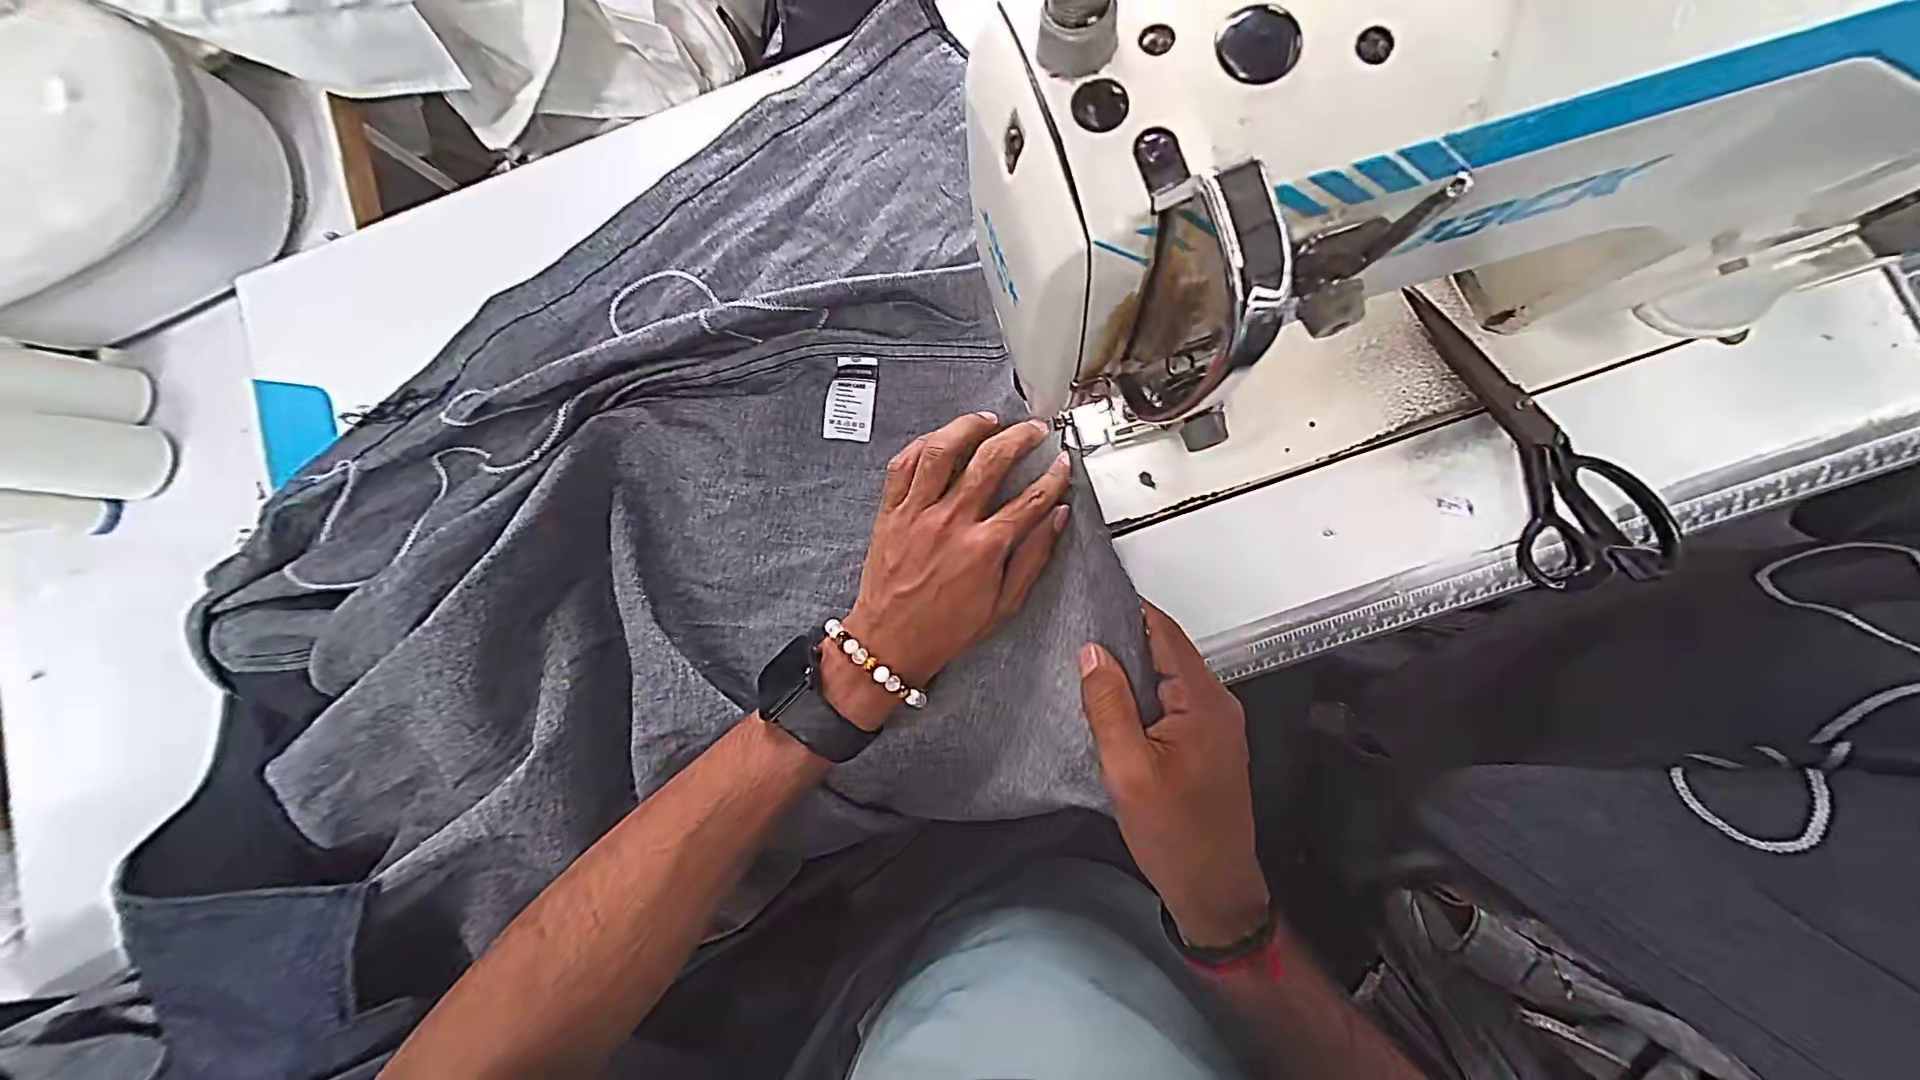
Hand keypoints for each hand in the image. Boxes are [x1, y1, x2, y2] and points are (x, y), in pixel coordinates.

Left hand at [822, 412, 1072, 730]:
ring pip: (943, 451)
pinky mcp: (891, 512)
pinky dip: (923, 444)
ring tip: (987, 421)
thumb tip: (1057, 519)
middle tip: (1032, 431)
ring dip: (969, 427)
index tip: (1061, 464)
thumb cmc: (944, 628)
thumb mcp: (1003, 604)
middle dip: (1020, 437)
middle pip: (991, 460)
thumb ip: (1034, 557)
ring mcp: (917, 514)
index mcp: (984, 548)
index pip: (1031, 498)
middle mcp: (950, 523)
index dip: (1054, 475)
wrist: (891, 641)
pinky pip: (903, 465)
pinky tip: (940, 439)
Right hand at [1079, 603, 1270, 947]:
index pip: (1166, 633)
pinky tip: (1117, 702)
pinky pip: (1172, 699)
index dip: (1131, 610)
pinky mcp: (1209, 741)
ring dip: (1134, 667)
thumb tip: (1092, 652)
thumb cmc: (1176, 835)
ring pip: (1169, 675)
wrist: (1215, 890)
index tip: (1096, 598)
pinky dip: (1145, 692)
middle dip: (1126, 638)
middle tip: (1082, 632)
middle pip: (1168, 650)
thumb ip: (1108, 705)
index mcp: (1203, 702)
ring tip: (1092, 664)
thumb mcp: (1128, 768)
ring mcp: (1217, 724)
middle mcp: (1218, 705)